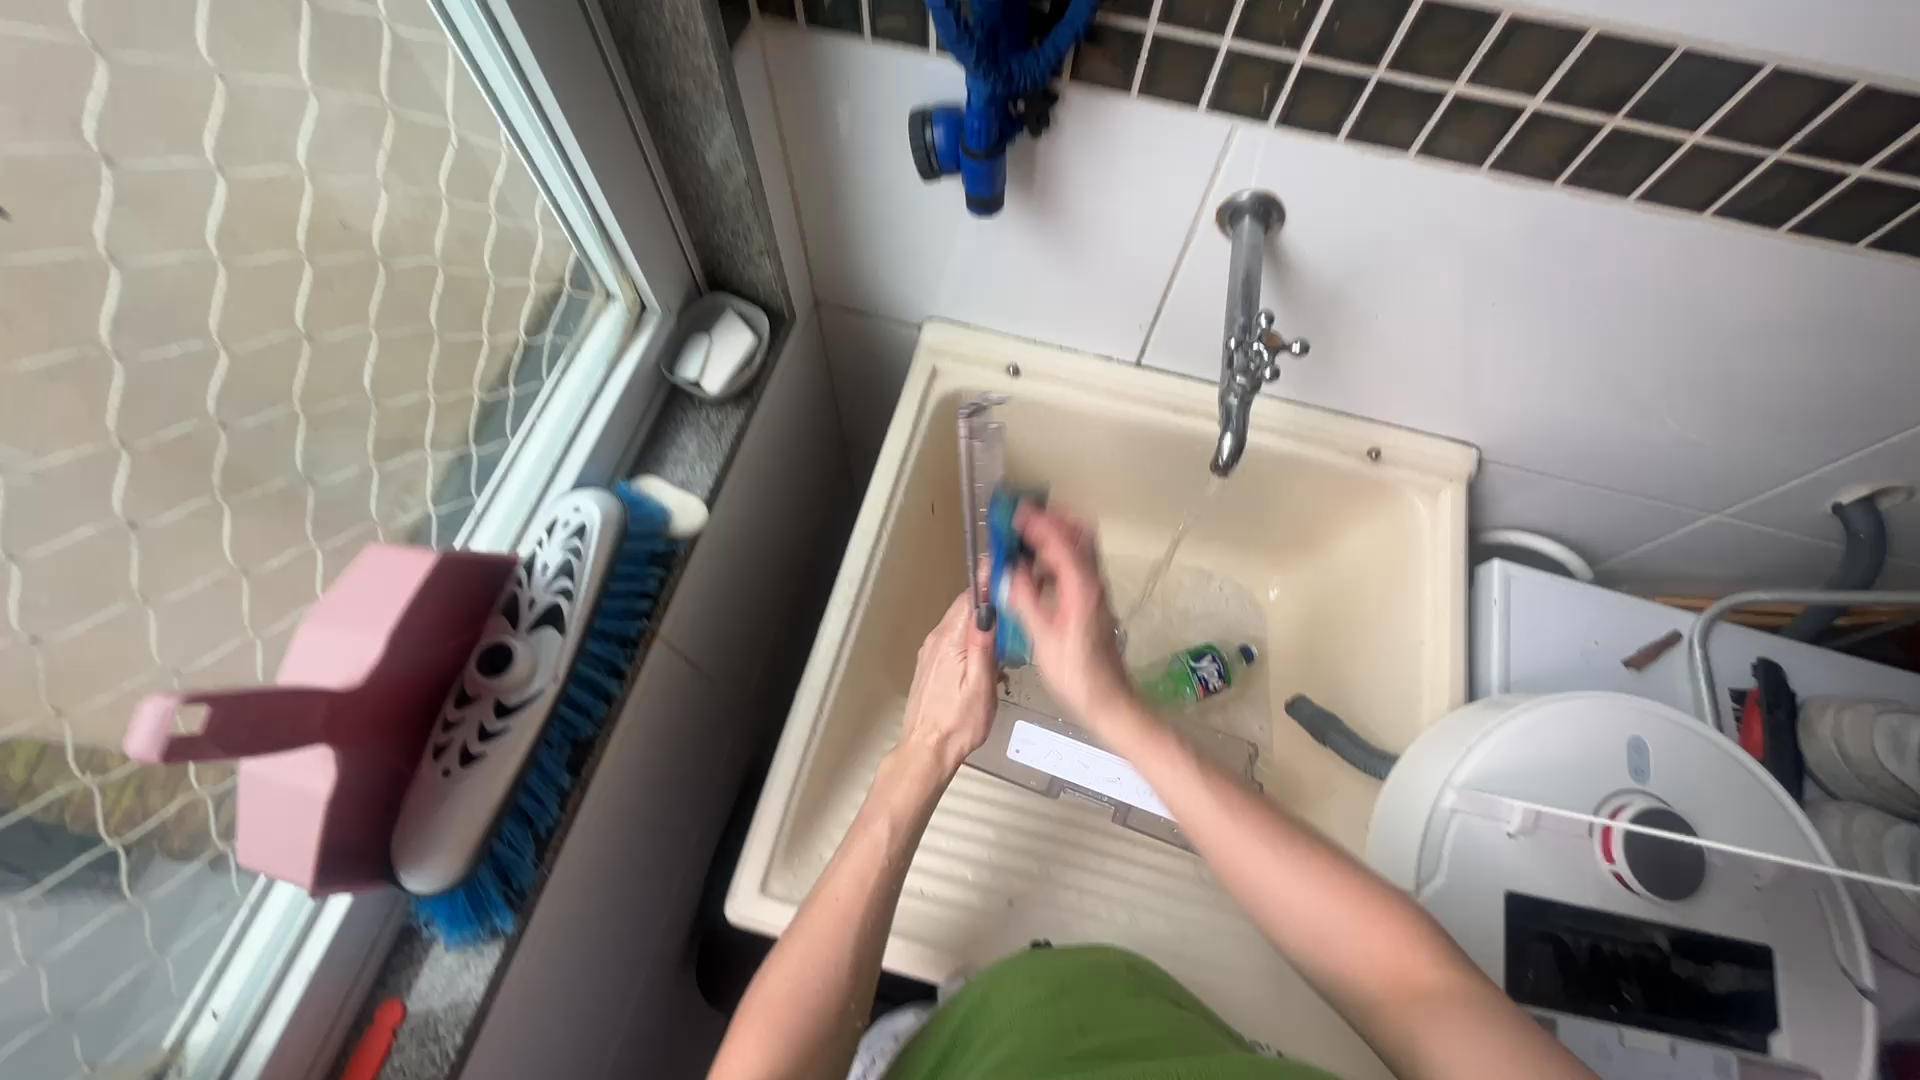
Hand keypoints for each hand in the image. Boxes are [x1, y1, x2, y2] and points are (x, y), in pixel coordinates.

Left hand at [898, 588, 997, 773]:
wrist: (927, 750)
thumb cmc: (957, 725)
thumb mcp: (980, 685)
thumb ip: (983, 645)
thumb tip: (988, 611)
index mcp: (949, 642)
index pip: (969, 598)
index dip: (987, 582)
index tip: (1002, 567)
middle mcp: (936, 642)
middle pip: (965, 608)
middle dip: (989, 602)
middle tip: (1014, 600)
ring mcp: (931, 653)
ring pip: (960, 624)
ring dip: (982, 623)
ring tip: (1007, 630)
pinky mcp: (931, 664)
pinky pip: (954, 640)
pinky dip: (972, 639)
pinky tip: (988, 654)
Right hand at [1002, 504, 1135, 725]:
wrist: (1108, 700)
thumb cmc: (1077, 675)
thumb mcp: (1043, 639)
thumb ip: (1025, 601)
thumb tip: (1007, 573)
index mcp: (1081, 588)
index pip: (1061, 542)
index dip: (1038, 523)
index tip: (1016, 511)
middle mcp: (1093, 583)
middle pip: (1079, 534)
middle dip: (1053, 519)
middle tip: (1024, 517)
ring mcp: (1095, 591)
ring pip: (1079, 548)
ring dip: (1055, 535)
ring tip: (1024, 537)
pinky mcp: (1092, 602)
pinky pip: (1075, 566)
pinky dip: (1057, 556)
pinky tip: (1034, 569)